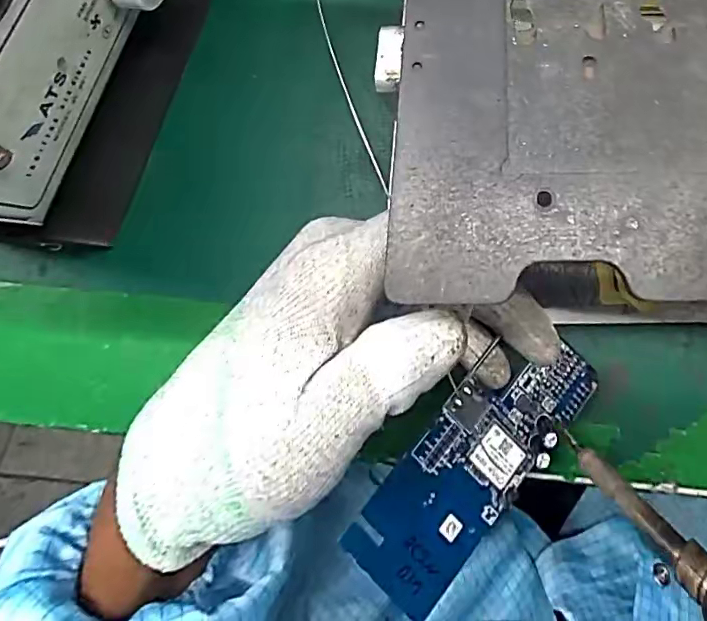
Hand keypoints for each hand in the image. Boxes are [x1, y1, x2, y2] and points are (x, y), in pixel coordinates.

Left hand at [84, 213, 545, 612]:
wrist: (174, 470)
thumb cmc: (244, 453)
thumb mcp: (320, 426)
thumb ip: (389, 369)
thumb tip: (453, 327)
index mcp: (334, 262)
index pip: (434, 237)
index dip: (489, 271)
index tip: (529, 318)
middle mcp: (336, 245)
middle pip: (436, 256)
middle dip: (489, 303)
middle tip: (531, 352)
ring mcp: (332, 264)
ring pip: (423, 275)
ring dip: (463, 320)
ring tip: (489, 374)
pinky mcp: (330, 288)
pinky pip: (400, 291)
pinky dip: (431, 325)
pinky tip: (439, 365)